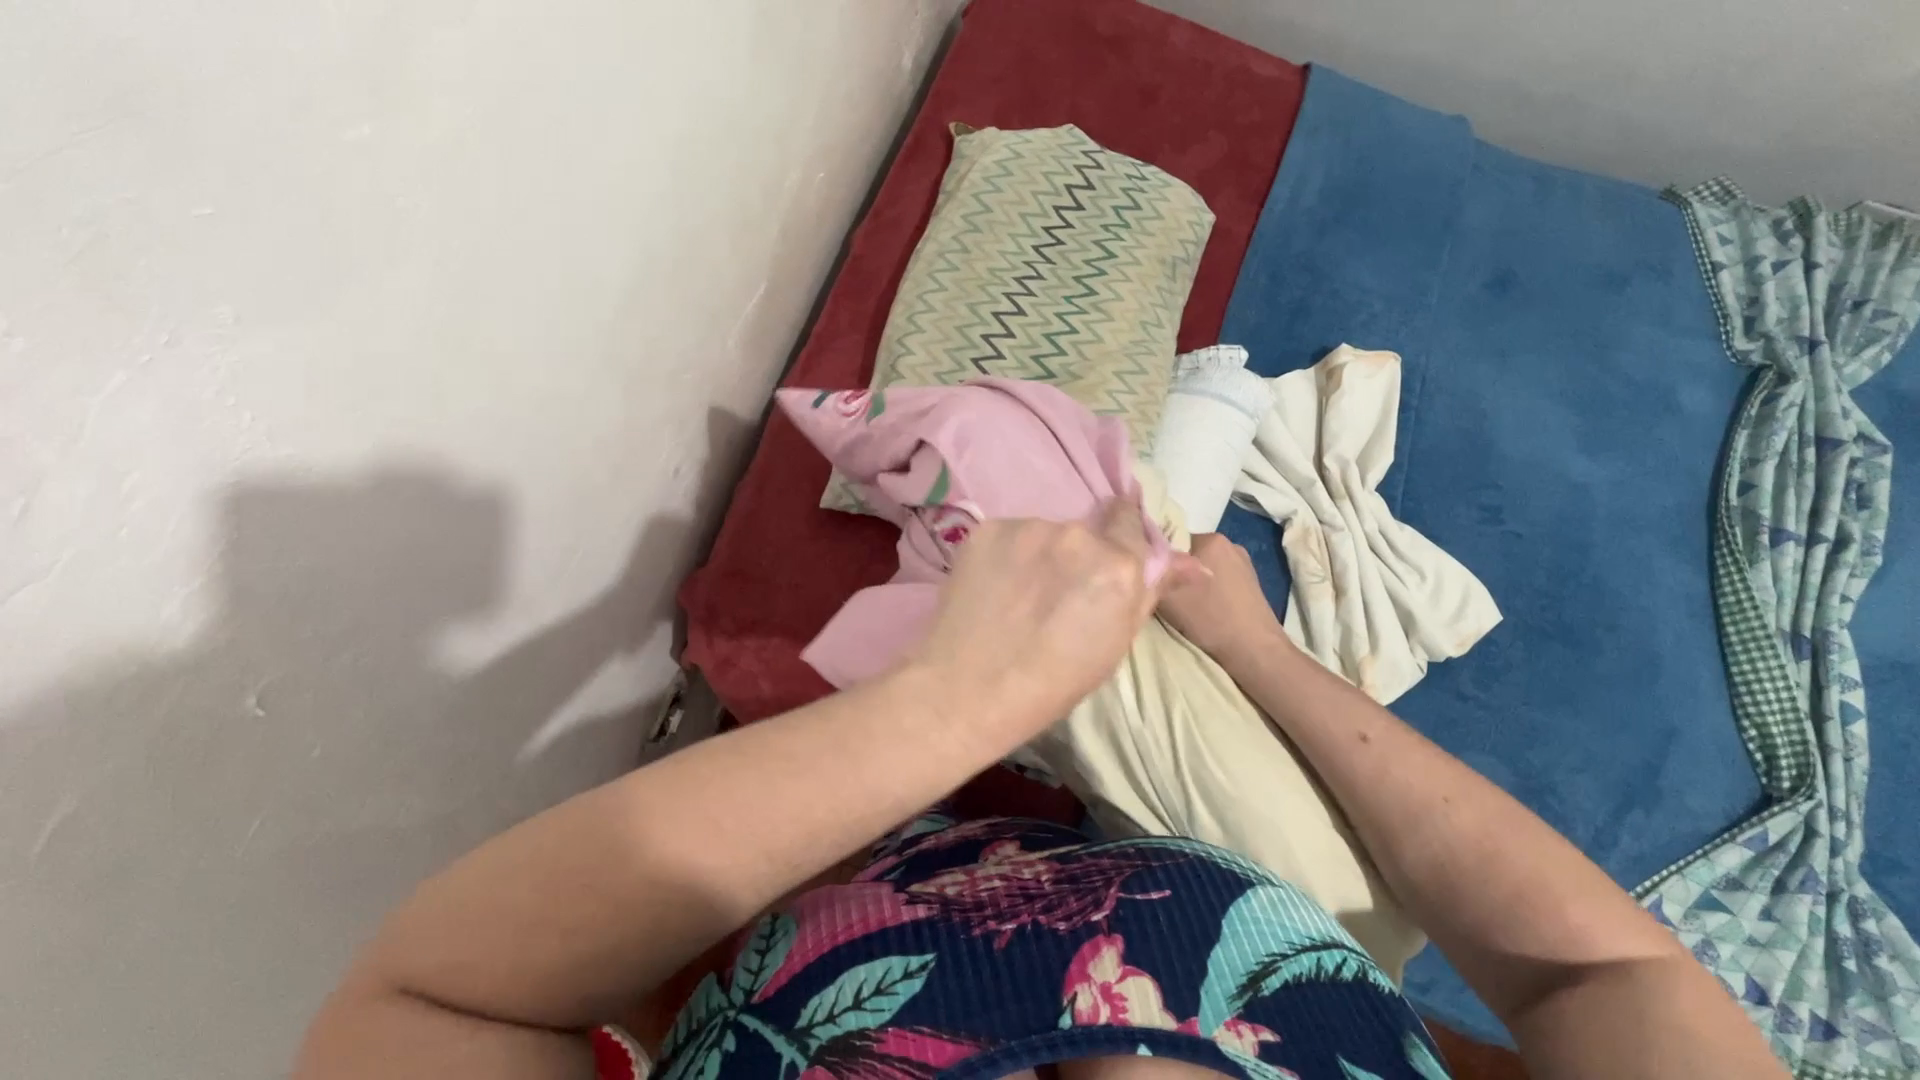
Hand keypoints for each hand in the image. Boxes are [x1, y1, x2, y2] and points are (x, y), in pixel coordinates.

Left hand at [901, 499, 1201, 751]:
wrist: (968, 690)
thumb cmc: (1051, 684)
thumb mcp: (1115, 644)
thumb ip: (1152, 593)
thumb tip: (1198, 563)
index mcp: (1119, 567)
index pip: (1130, 521)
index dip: (1118, 542)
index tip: (1103, 564)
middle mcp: (1077, 535)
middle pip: (1087, 530)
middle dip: (1079, 555)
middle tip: (1057, 596)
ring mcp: (1028, 528)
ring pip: (1045, 533)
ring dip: (1042, 554)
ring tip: (1019, 597)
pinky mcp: (988, 529)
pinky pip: (1010, 535)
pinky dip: (1007, 555)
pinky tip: (994, 588)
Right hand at [1157, 533, 1289, 669]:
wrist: (1253, 648)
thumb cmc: (1207, 617)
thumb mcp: (1165, 595)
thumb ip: (1153, 571)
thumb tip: (1147, 560)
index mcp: (1210, 539)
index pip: (1172, 539)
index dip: (1160, 560)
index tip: (1154, 580)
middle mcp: (1230, 543)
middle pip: (1190, 552)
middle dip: (1178, 570)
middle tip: (1169, 596)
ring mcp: (1244, 563)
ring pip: (1206, 567)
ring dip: (1194, 581)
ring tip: (1189, 606)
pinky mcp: (1253, 582)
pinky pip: (1221, 579)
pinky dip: (1211, 590)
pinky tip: (1209, 609)